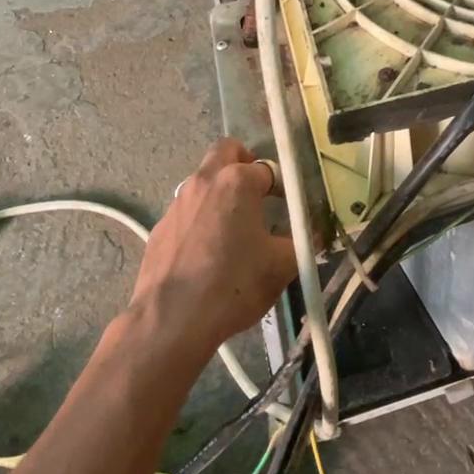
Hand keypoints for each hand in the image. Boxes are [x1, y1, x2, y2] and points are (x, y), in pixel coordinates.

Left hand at [128, 138, 295, 354]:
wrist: (171, 322)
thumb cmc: (234, 285)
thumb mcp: (282, 265)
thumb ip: (303, 243)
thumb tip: (315, 236)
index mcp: (237, 181)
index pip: (268, 169)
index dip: (282, 186)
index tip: (289, 207)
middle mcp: (204, 181)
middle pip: (226, 151)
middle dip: (244, 163)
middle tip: (258, 193)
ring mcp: (176, 204)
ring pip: (202, 181)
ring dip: (220, 192)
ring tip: (233, 229)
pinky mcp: (159, 229)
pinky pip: (186, 212)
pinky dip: (199, 221)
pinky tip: (206, 254)